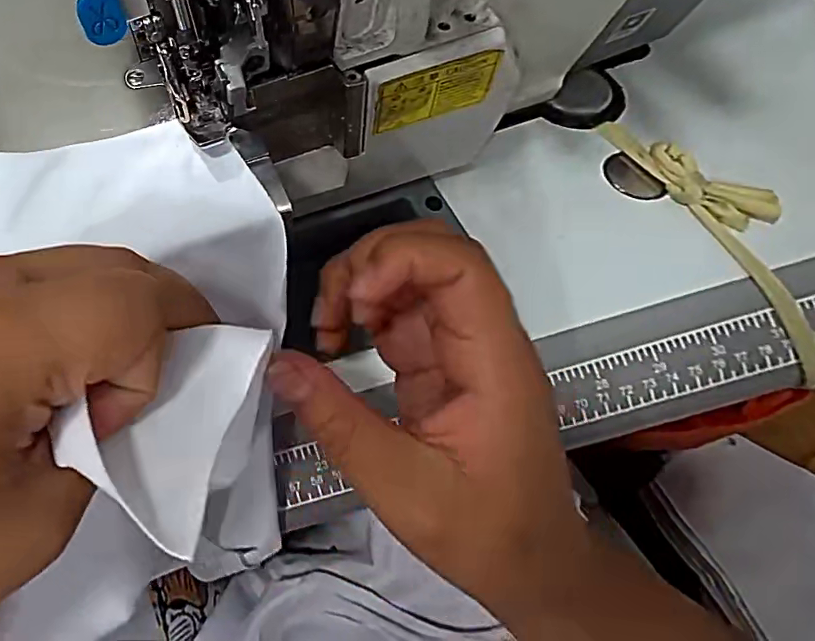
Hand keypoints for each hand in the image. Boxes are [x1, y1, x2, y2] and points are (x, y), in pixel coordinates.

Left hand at [0, 246, 216, 640]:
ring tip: (101, 388)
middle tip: (157, 392)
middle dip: (158, 319)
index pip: (134, 304)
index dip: (158, 362)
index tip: (126, 426)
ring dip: (116, 311)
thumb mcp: (38, 513)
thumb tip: (119, 390)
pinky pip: (40, 277)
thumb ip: (105, 434)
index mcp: (2, 327)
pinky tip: (60, 367)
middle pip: (114, 267)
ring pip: (81, 263)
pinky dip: (76, 309)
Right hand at [269, 222, 733, 638]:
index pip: (460, 264)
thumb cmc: (489, 533)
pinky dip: (359, 307)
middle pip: (431, 249)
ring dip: (359, 281)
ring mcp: (458, 340)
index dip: (400, 259)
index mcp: (493, 359)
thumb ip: (337, 422)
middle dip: (370, 261)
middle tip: (334, 306)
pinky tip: (338, 340)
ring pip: (408, 268)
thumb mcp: (403, 488)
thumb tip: (281, 365)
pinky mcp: (437, 352)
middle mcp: (480, 336)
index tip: (357, 299)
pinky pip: (395, 303)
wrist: (534, 566)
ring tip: (328, 326)